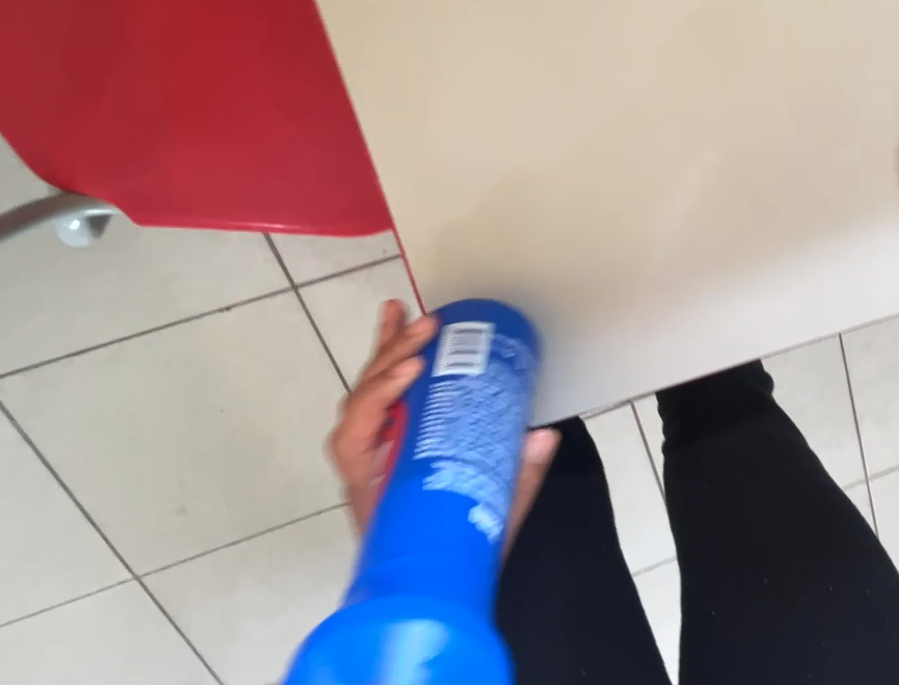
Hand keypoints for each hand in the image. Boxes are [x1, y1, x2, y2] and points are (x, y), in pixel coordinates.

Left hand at [329, 300, 560, 552]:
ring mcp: (378, 449)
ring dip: (387, 349)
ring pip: (369, 392)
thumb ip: (516, 484)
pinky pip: (383, 393)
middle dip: (391, 358)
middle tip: (429, 329)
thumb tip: (543, 435)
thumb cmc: (453, 560)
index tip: (413, 372)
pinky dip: (389, 355)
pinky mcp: (394, 437)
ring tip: (408, 312)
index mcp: (375, 489)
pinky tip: (396, 318)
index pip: (356, 436)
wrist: (435, 586)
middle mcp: (367, 466)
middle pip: (362, 402)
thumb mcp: (489, 528)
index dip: (378, 398)